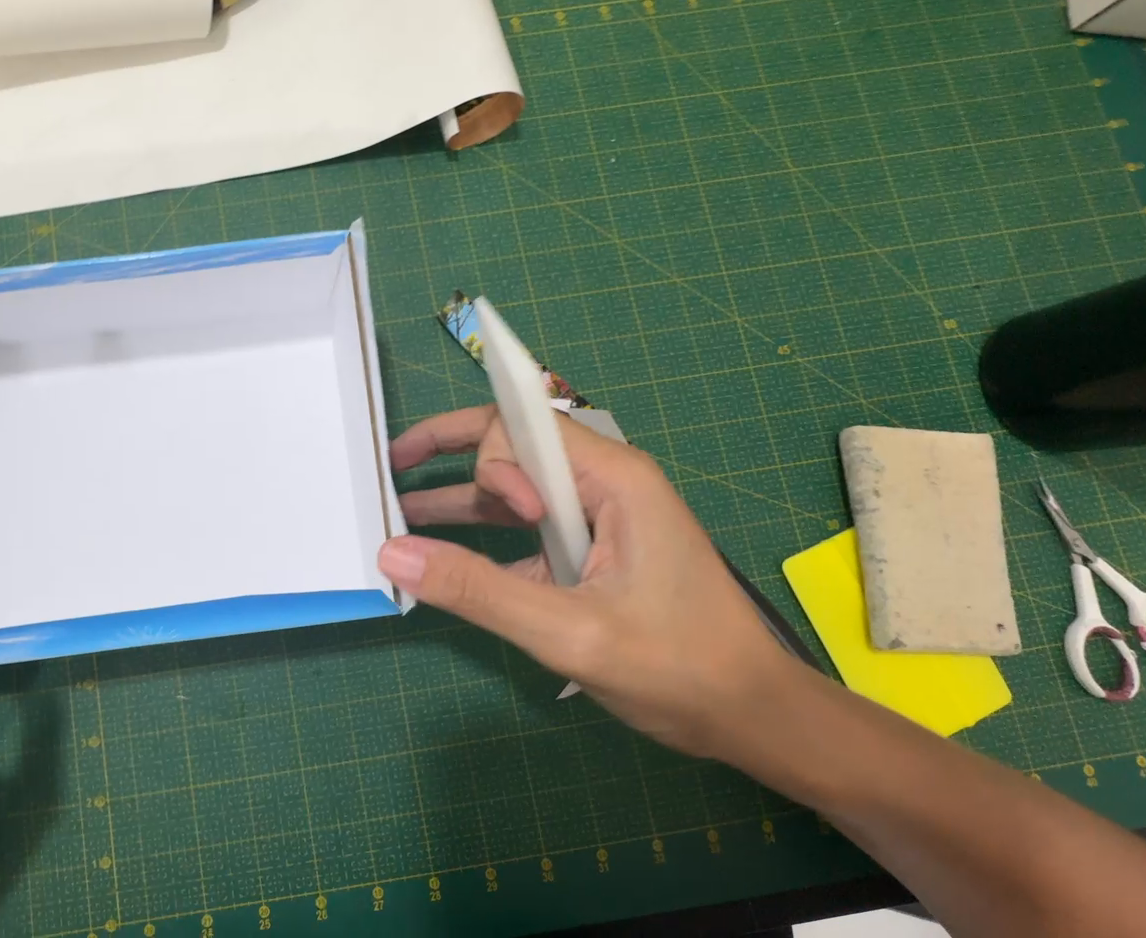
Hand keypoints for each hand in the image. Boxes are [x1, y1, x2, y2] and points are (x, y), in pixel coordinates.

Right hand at [378, 406, 800, 757]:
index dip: (495, 460)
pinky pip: (526, 529)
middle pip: (513, 446)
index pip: (526, 429)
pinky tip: (444, 557)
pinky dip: (484, 538)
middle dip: (453, 452)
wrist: (753, 716)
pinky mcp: (590, 552)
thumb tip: (392, 552)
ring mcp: (597, 519)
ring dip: (460, 497)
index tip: (510, 518)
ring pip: (515, 488)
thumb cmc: (679, 669)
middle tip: (394, 463)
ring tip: (400, 507)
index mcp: (613, 479)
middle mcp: (603, 485)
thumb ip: (478, 591)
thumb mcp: (570, 633)